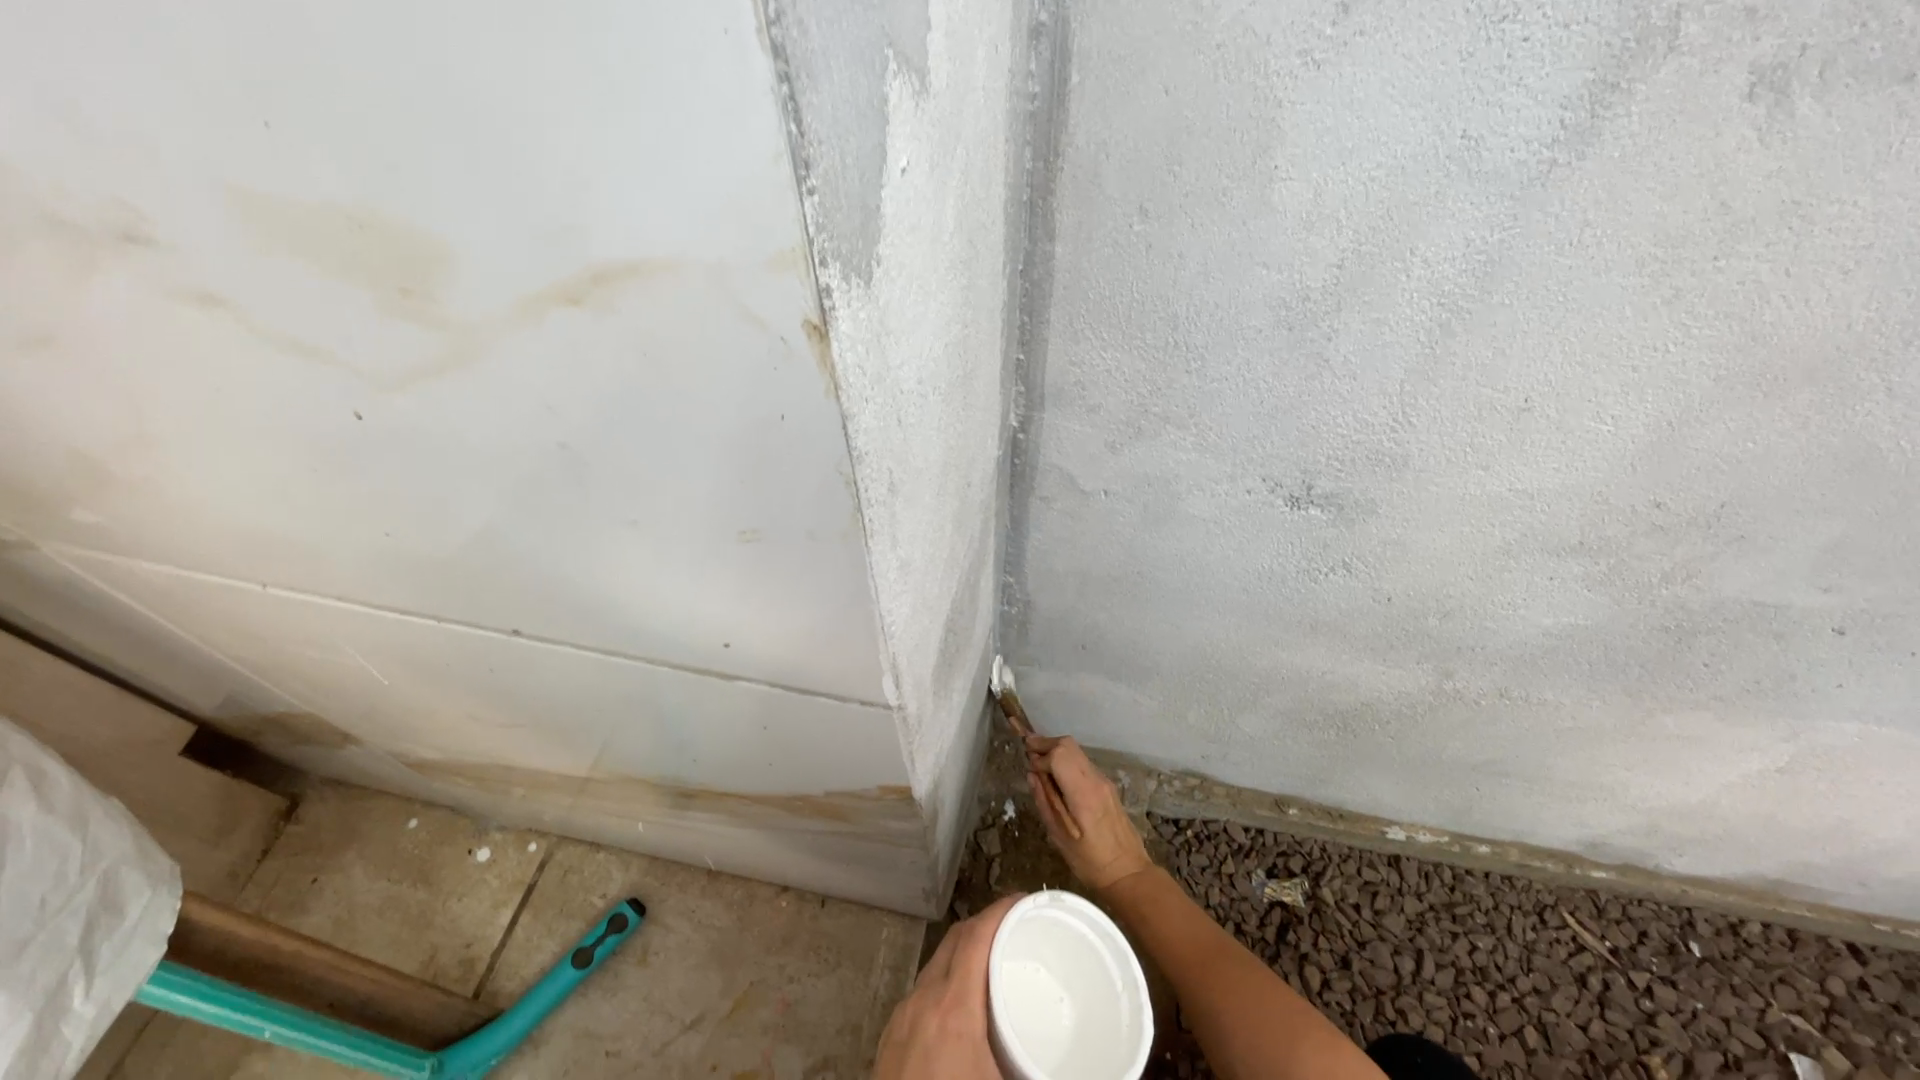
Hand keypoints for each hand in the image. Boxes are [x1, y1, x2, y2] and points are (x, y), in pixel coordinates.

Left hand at [873, 894, 1020, 1079]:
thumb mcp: (1003, 1079)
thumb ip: (1030, 1059)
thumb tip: (1074, 1061)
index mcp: (954, 1007)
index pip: (975, 938)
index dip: (1000, 911)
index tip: (1023, 900)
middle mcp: (923, 1000)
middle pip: (954, 941)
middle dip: (985, 925)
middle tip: (1017, 929)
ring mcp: (902, 1015)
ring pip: (936, 965)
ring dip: (964, 955)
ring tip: (992, 965)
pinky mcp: (891, 1033)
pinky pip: (922, 991)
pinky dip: (945, 982)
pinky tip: (961, 1004)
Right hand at [1025, 736, 1153, 892]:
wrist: (1127, 872)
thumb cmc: (1089, 860)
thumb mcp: (1058, 836)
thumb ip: (1044, 801)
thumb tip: (1032, 775)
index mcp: (1083, 793)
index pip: (1058, 755)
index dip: (1039, 757)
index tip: (1029, 768)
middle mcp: (1096, 780)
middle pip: (1068, 745)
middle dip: (1045, 745)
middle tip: (1028, 754)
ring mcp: (1104, 782)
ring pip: (1077, 752)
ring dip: (1056, 752)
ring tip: (1040, 766)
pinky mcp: (1107, 787)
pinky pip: (1083, 764)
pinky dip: (1067, 762)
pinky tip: (1057, 778)